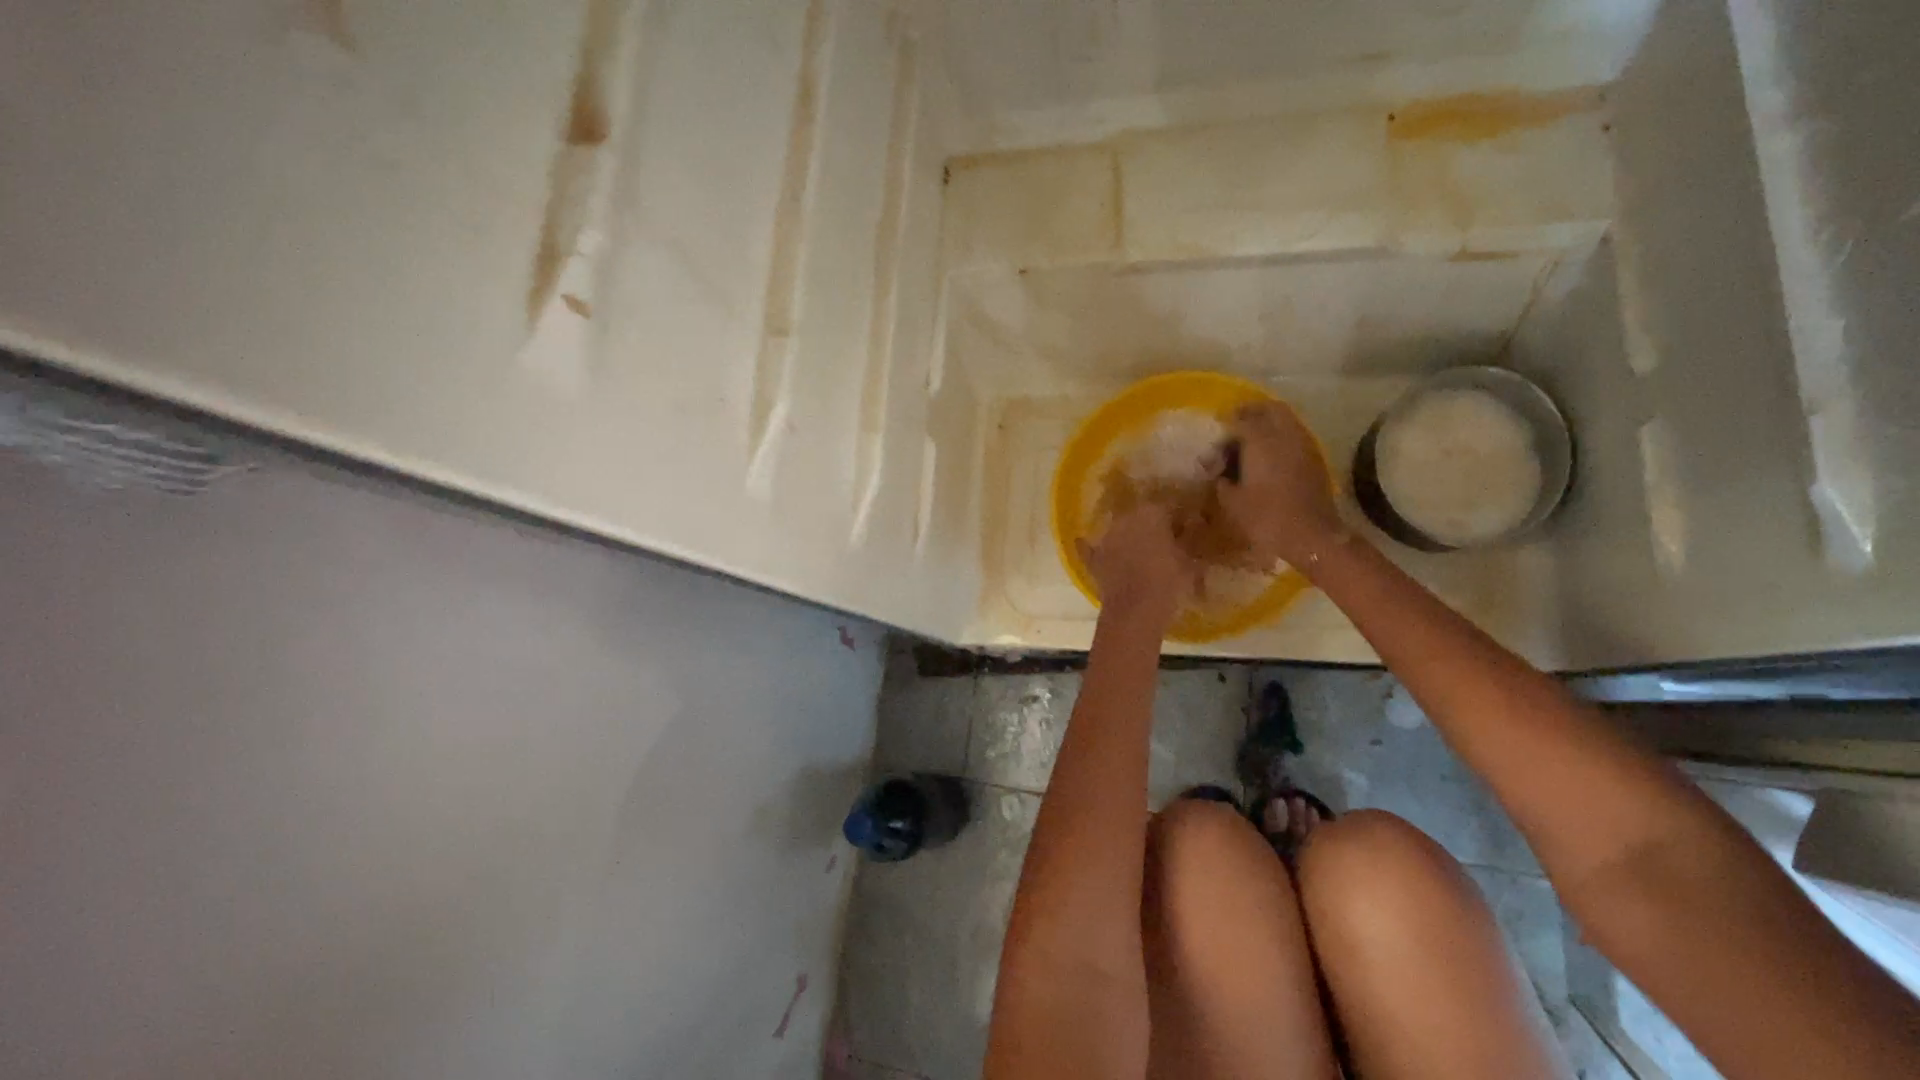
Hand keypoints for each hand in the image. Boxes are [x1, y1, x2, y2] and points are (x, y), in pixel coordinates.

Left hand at [1079, 503, 1197, 625]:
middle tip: (1164, 540)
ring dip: (1127, 536)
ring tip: (1139, 550)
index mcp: (1150, 513)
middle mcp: (1124, 519)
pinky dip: (1093, 548)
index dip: (1176, 516)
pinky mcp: (1093, 559)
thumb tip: (1195, 523)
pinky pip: (1091, 549)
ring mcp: (1105, 539)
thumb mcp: (1190, 559)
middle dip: (1151, 524)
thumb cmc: (1169, 581)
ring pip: (1118, 530)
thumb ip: (1192, 537)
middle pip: (1139, 516)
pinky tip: (1087, 544)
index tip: (1185, 527)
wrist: (1136, 611)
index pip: (1166, 506)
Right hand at [1218, 402, 1346, 567]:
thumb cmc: (1266, 518)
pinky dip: (1281, 437)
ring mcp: (1304, 445)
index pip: (1240, 420)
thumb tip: (1218, 471)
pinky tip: (1270, 456)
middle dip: (1251, 412)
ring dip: (1269, 423)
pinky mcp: (1314, 458)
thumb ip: (1221, 480)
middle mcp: (1285, 435)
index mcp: (1261, 441)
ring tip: (1253, 442)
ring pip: (1286, 420)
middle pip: (1269, 409)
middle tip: (1236, 425)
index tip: (1216, 439)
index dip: (1225, 427)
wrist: (1311, 536)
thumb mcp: (1232, 502)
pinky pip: (1295, 435)